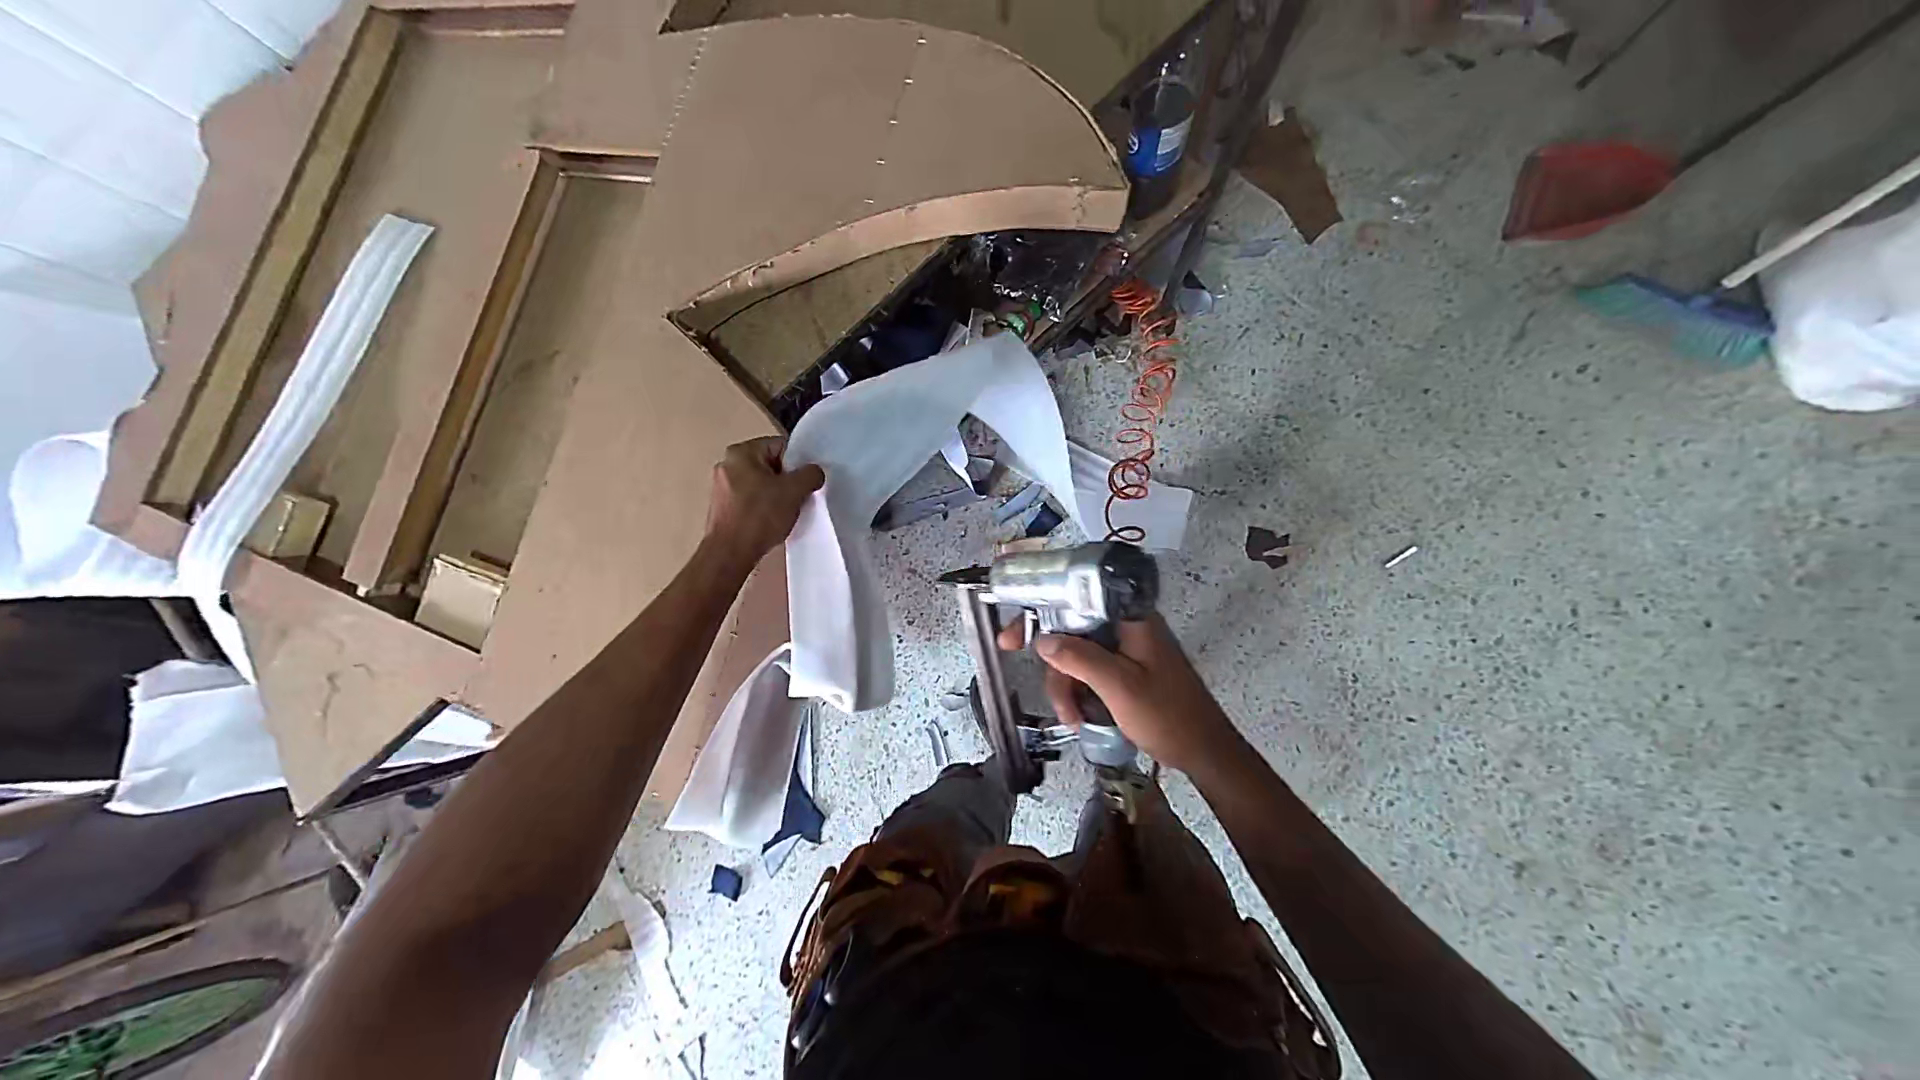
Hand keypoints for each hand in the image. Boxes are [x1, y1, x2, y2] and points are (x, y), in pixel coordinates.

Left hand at [705, 437, 824, 568]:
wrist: (731, 553)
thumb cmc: (758, 517)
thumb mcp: (795, 490)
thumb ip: (811, 474)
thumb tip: (814, 473)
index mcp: (741, 452)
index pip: (780, 446)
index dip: (798, 463)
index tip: (805, 480)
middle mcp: (727, 465)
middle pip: (771, 466)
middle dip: (788, 480)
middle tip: (798, 496)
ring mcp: (723, 487)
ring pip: (762, 484)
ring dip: (777, 496)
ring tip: (786, 511)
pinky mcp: (724, 507)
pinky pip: (752, 500)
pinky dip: (764, 508)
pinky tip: (772, 521)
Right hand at [999, 614, 1243, 774]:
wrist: (1206, 753)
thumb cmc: (1169, 717)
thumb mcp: (1119, 688)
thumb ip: (1080, 659)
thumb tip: (1043, 640)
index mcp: (1131, 619)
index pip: (1077, 598)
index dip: (1042, 611)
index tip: (1013, 635)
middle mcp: (1126, 627)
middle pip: (1072, 632)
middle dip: (1057, 667)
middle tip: (1051, 696)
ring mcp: (1126, 649)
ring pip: (1077, 656)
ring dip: (1068, 687)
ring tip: (1075, 719)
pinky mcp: (1126, 670)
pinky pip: (1090, 671)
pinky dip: (1081, 692)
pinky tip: (1084, 717)